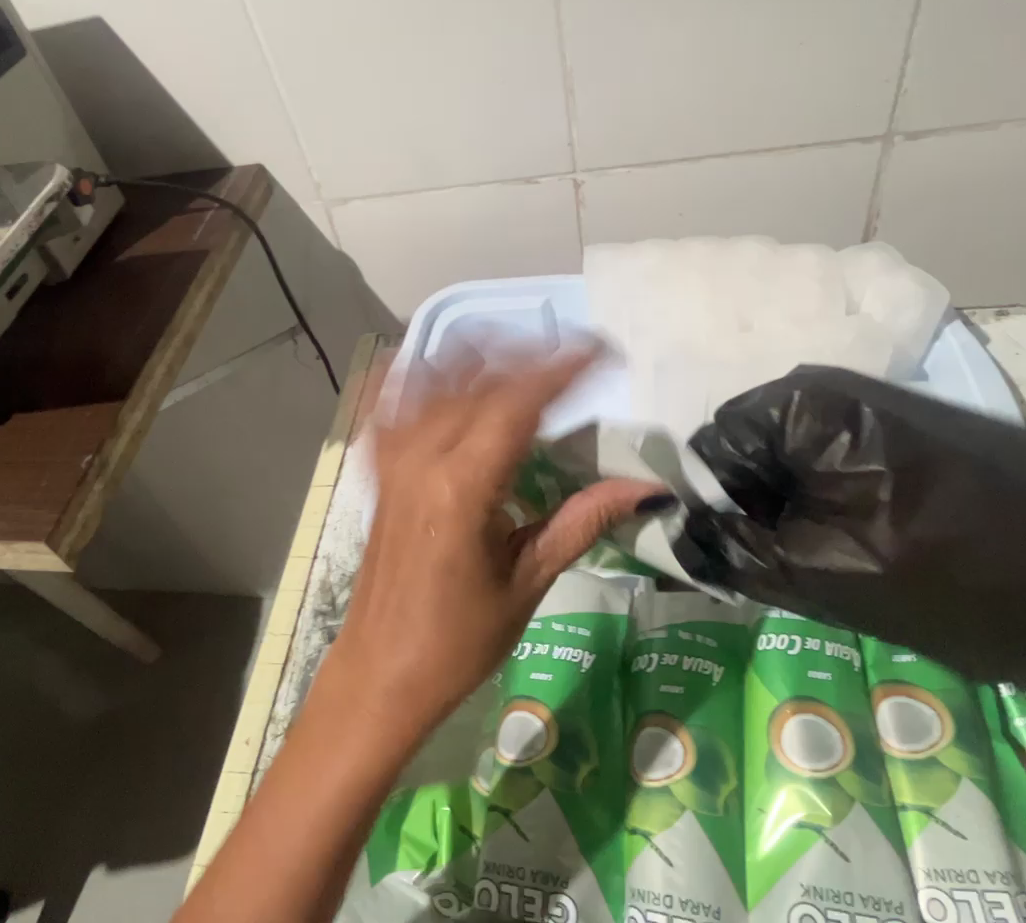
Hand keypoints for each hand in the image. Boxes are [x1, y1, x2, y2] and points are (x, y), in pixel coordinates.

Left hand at [316, 345, 667, 745]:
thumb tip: (648, 488)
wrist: (383, 671)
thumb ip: (582, 522)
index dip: (562, 371)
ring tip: (523, 358)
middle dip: (529, 360)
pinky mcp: (376, 470)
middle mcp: (420, 459)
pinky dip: (414, 375)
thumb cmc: (459, 640)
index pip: (517, 404)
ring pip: (433, 381)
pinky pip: (389, 403)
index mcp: (462, 488)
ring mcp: (391, 461)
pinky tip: (438, 366)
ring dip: (479, 359)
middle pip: (477, 382)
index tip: (603, 353)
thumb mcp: (528, 582)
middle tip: (576, 364)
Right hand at [677, 366, 1025, 750]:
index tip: (743, 555)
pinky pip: (846, 472)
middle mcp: (845, 388)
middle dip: (759, 511)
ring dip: (801, 518)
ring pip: (801, 466)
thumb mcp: (831, 579)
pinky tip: (880, 558)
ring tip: (839, 571)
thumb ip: (737, 552)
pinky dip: (841, 514)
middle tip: (793, 571)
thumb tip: (674, 535)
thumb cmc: (977, 581)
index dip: (717, 502)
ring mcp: (892, 411)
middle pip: (756, 451)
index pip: (714, 443)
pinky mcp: (926, 441)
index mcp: (814, 402)